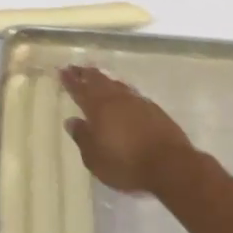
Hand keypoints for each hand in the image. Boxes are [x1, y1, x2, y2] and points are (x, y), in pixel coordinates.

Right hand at [60, 65, 196, 193]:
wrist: (170, 165)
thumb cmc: (126, 164)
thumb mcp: (95, 158)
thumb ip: (82, 137)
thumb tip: (72, 121)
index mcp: (99, 109)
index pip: (80, 90)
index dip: (71, 81)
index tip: (63, 70)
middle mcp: (118, 100)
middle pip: (100, 81)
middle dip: (86, 74)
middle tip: (77, 68)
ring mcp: (139, 103)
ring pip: (117, 85)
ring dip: (105, 80)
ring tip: (98, 77)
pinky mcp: (155, 110)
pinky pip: (132, 95)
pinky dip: (122, 91)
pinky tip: (123, 96)